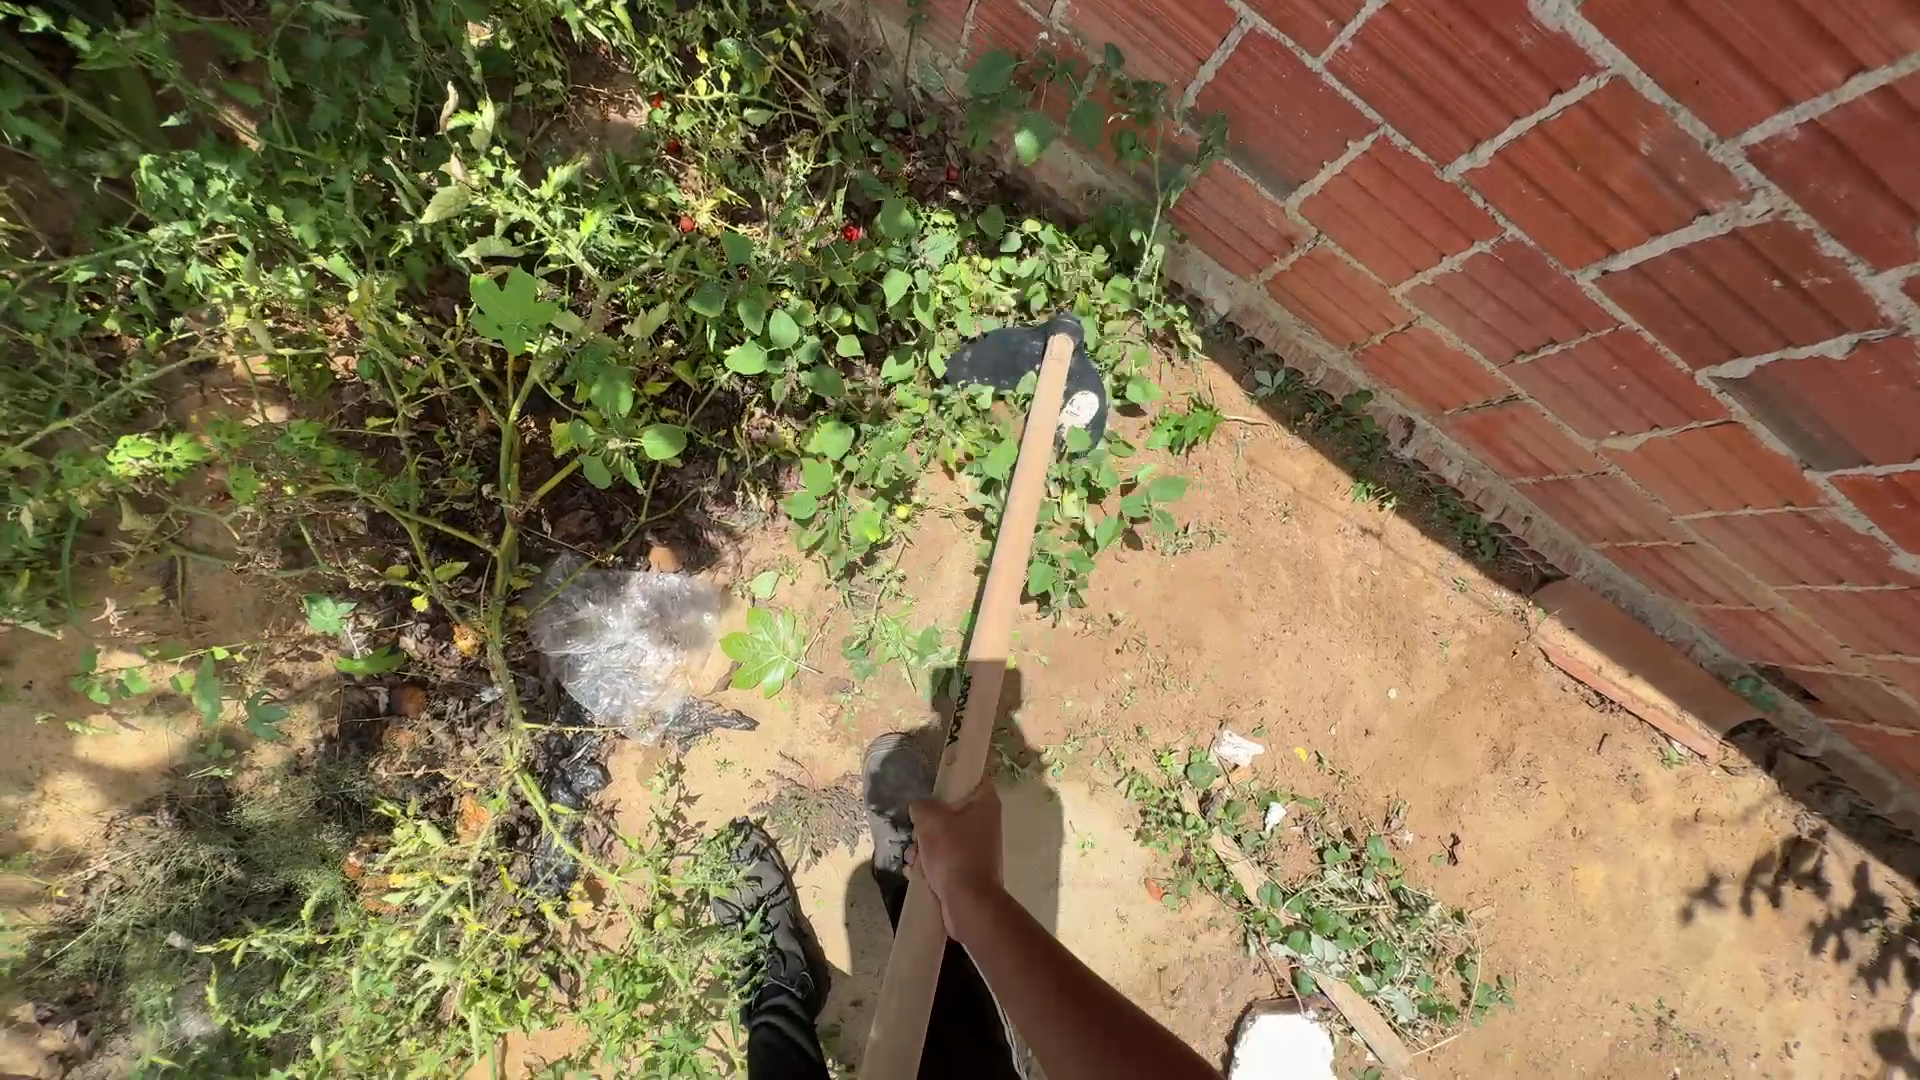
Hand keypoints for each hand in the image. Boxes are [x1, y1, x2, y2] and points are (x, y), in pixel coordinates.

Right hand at [906, 779, 1003, 941]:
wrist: (968, 903)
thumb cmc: (954, 853)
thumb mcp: (931, 820)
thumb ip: (921, 806)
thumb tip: (919, 807)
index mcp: (985, 802)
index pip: (974, 777)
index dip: (954, 776)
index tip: (935, 783)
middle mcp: (985, 821)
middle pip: (950, 809)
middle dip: (927, 821)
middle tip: (917, 830)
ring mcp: (976, 846)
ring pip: (943, 835)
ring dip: (923, 845)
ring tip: (913, 856)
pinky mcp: (967, 868)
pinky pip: (943, 857)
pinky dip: (929, 863)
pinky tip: (915, 871)